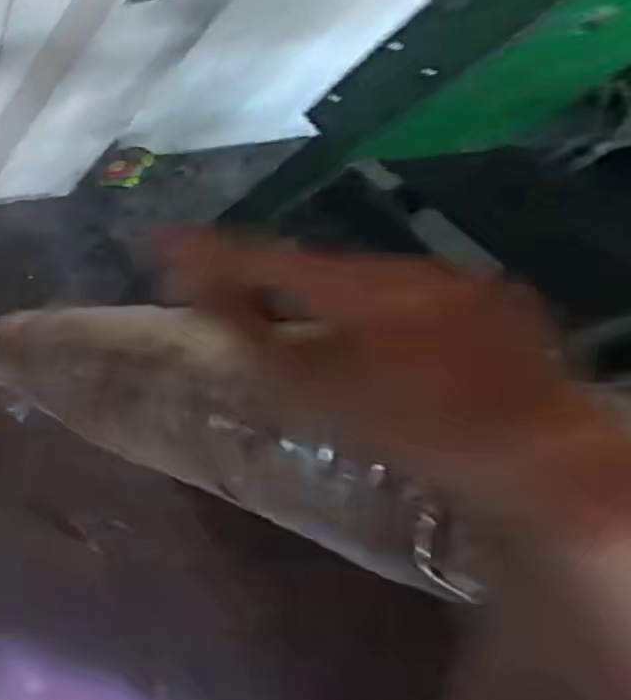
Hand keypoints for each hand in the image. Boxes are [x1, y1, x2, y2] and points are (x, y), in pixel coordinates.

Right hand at [159, 229, 609, 510]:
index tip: (160, 239)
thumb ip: (241, 327)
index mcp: (363, 289)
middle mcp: (410, 270)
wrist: (539, 461)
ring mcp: (455, 281)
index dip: (209, 250)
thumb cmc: (401, 428)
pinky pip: (392, 286)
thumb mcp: (299, 383)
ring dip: (304, 287)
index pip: (266, 258)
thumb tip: (191, 287)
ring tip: (269, 306)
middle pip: (310, 263)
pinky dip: (352, 298)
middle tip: (210, 282)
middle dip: (257, 271)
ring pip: (352, 274)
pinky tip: (342, 324)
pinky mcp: (486, 298)